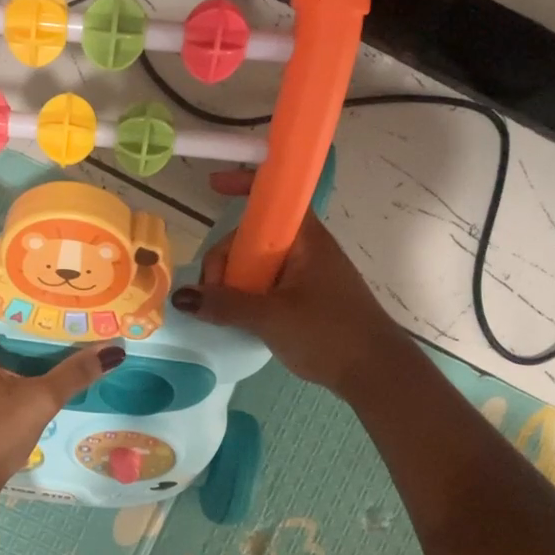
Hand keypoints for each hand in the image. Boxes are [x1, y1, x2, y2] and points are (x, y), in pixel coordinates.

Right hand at [172, 170, 397, 392]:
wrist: (374, 371)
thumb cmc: (329, 333)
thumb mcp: (271, 318)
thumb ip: (225, 305)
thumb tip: (181, 297)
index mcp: (305, 238)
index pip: (274, 196)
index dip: (245, 184)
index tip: (213, 186)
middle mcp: (306, 249)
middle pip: (254, 236)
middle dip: (227, 258)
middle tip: (215, 294)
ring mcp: (306, 274)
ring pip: (258, 264)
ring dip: (235, 282)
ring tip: (225, 313)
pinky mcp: (305, 299)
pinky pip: (266, 286)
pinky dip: (248, 297)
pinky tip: (238, 320)